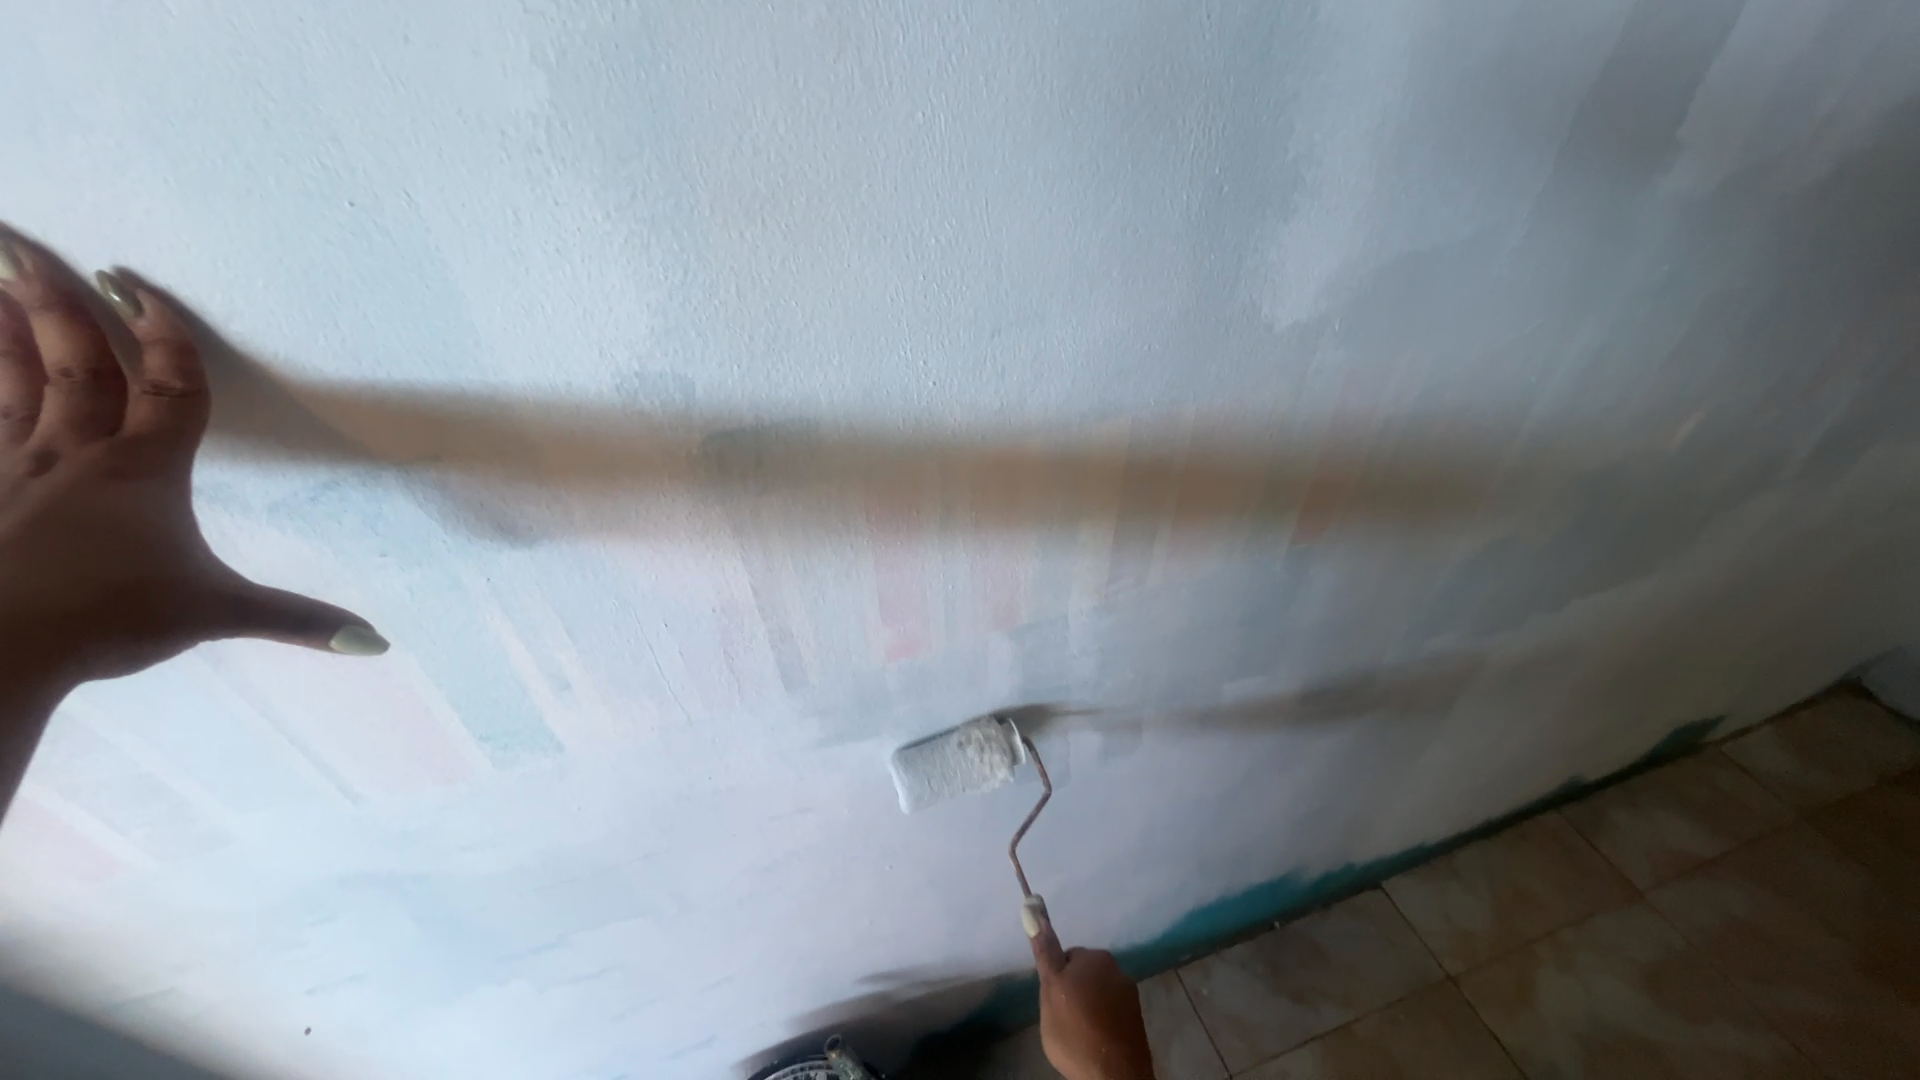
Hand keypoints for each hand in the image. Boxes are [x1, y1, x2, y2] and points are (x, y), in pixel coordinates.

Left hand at [0, 227, 385, 691]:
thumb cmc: (112, 619)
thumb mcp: (218, 614)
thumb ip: (299, 619)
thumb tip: (378, 642)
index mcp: (144, 471)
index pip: (168, 390)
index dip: (163, 338)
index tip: (140, 285)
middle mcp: (74, 456)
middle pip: (74, 367)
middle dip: (55, 305)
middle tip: (24, 245)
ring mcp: (13, 470)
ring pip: (8, 384)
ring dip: (3, 331)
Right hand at [1028, 903, 1155, 1079]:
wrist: (1114, 1075)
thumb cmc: (1075, 1030)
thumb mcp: (1050, 989)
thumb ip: (1044, 952)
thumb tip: (1034, 910)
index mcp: (1095, 957)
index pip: (1067, 957)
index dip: (1056, 979)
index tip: (1054, 1000)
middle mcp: (1116, 969)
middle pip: (1084, 974)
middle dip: (1073, 990)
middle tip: (1062, 1017)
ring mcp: (1129, 995)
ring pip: (1098, 994)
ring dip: (1089, 1006)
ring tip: (1079, 1032)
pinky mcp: (1136, 1020)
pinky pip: (1111, 1012)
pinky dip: (1102, 1022)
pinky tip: (1095, 1041)